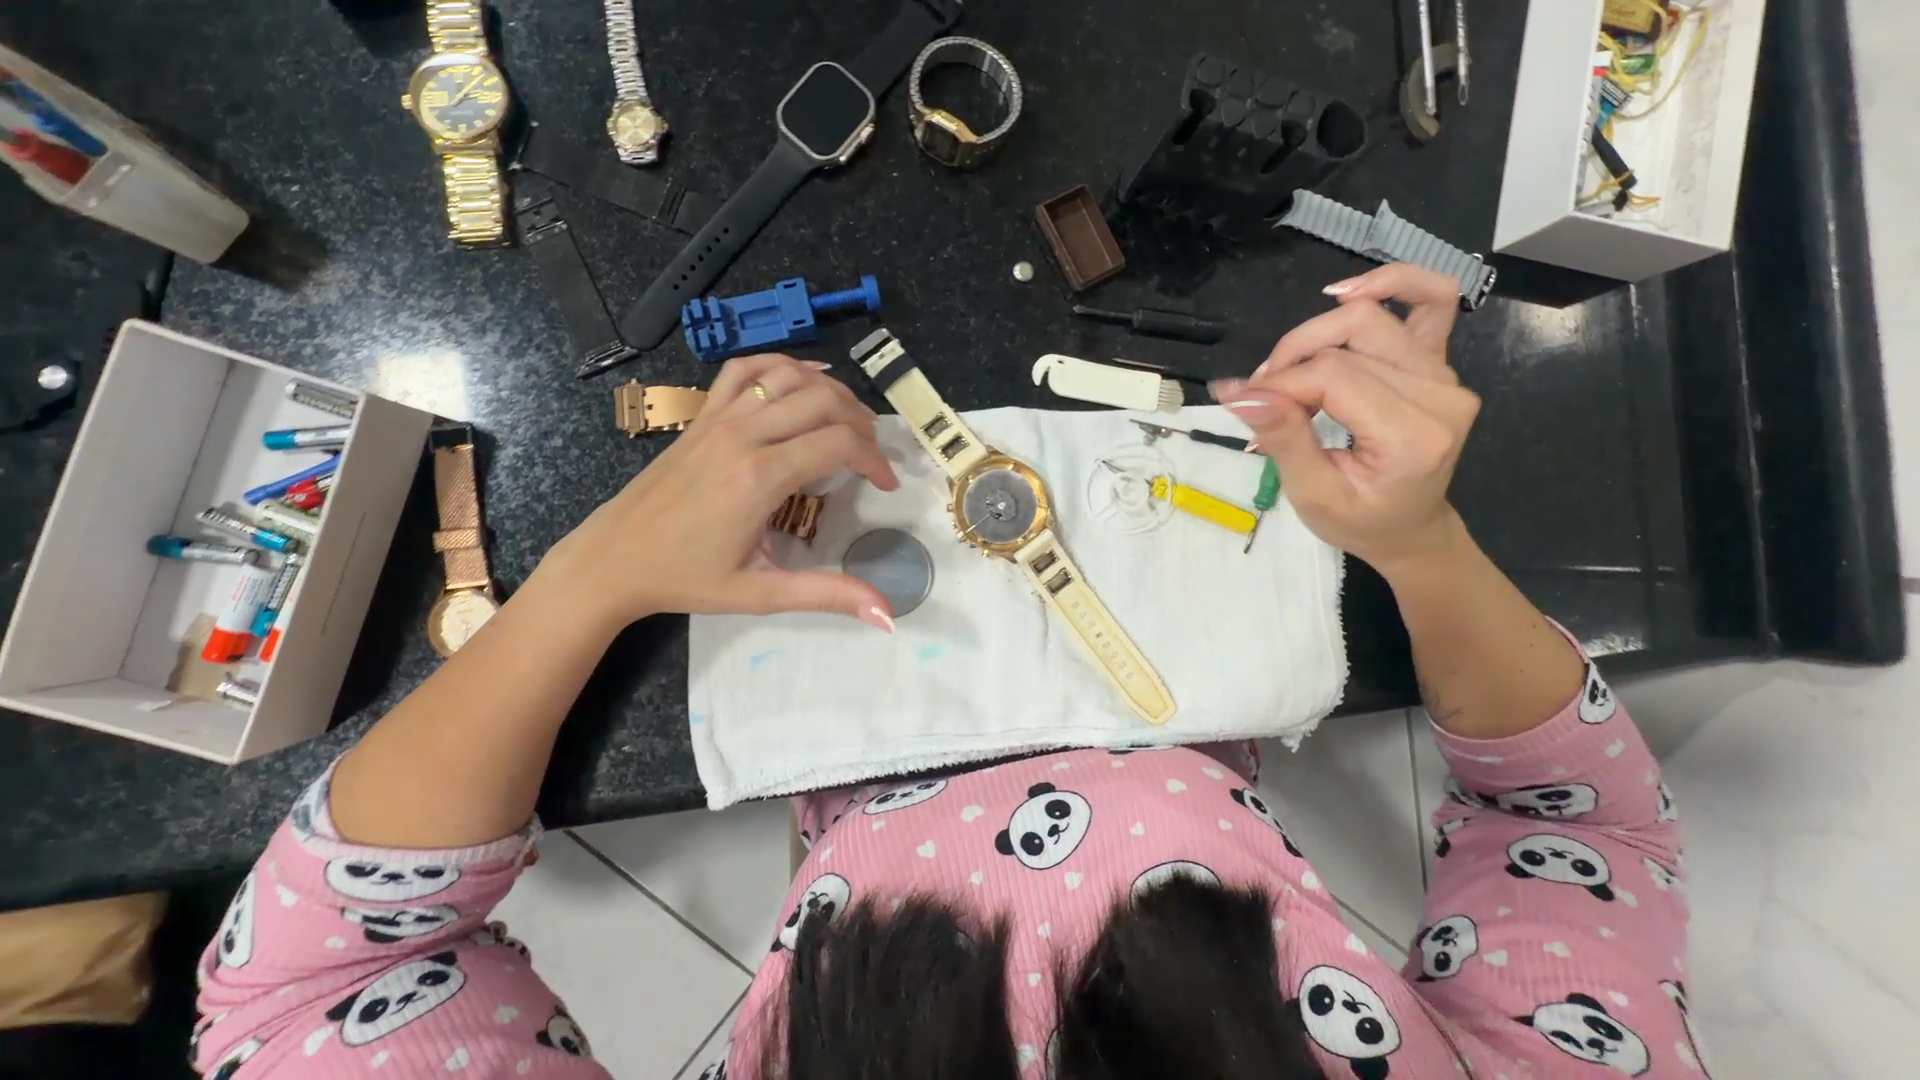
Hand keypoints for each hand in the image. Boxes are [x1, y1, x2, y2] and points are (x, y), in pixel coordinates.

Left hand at [534, 354, 900, 630]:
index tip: (886, 484)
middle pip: (822, 400)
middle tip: (871, 454)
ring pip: (788, 377)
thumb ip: (827, 595)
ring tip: (847, 420)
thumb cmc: (686, 578)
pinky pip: (744, 370)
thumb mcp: (760, 593)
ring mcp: (718, 419)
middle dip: (861, 422)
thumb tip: (888, 614)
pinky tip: (802, 379)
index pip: (838, 444)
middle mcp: (741, 436)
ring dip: (829, 390)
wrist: (613, 559)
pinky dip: (780, 365)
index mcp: (759, 478)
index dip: (874, 460)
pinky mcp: (701, 416)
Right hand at [1211, 264, 1479, 574]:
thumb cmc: (1359, 521)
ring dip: (1315, 335)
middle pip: (1348, 342)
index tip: (1241, 403)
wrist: (1407, 528)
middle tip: (1259, 397)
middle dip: (1290, 362)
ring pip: (1369, 319)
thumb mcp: (1313, 495)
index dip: (1279, 383)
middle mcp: (1440, 395)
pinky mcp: (1440, 363)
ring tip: (1287, 370)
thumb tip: (1239, 392)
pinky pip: (1433, 301)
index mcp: (1413, 436)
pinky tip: (1346, 293)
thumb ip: (1284, 438)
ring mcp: (1445, 374)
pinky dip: (1394, 283)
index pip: (1334, 376)